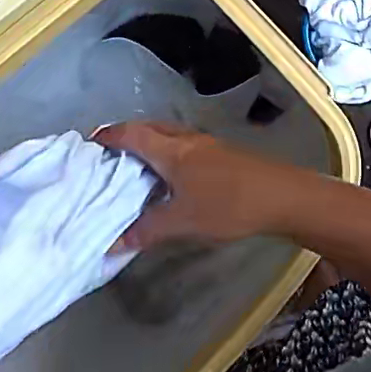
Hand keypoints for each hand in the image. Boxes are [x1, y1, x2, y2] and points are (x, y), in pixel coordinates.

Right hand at [93, 122, 304, 249]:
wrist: (280, 195)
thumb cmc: (226, 205)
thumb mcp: (182, 222)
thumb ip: (147, 231)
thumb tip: (112, 243)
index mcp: (171, 150)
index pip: (132, 134)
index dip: (110, 136)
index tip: (90, 141)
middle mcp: (186, 139)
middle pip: (150, 127)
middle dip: (127, 135)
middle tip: (109, 153)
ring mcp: (206, 144)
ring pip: (169, 135)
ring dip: (149, 142)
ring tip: (135, 164)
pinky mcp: (221, 153)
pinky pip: (183, 144)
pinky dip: (167, 152)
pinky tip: (170, 174)